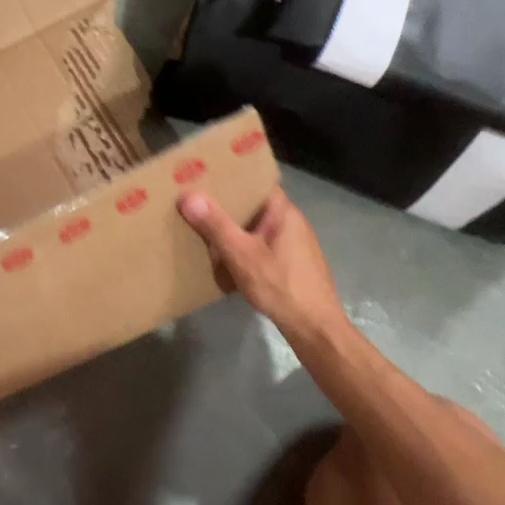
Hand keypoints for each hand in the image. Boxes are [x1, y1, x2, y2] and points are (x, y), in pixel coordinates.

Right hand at [178, 188, 347, 340]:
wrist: (316, 330)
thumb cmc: (281, 287)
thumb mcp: (242, 255)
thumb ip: (216, 225)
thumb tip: (188, 195)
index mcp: (284, 213)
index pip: (257, 182)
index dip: (232, 177)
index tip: (204, 174)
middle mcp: (292, 222)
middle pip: (254, 204)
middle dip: (226, 202)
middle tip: (194, 199)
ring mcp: (294, 244)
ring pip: (257, 225)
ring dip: (233, 225)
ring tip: (202, 224)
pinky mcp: (292, 262)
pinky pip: (261, 242)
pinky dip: (243, 242)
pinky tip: (224, 253)